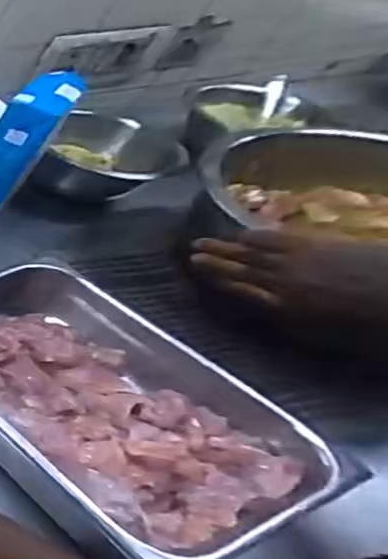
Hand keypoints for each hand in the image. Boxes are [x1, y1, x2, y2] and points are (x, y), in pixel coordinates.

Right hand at [190, 230, 387, 328]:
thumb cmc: (367, 318)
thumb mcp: (320, 326)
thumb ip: (285, 313)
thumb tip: (255, 305)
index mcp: (282, 303)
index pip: (238, 288)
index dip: (215, 279)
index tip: (195, 273)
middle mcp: (281, 279)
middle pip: (241, 267)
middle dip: (214, 259)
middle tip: (191, 251)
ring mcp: (300, 259)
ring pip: (253, 251)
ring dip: (227, 246)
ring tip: (206, 241)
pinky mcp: (322, 244)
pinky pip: (280, 237)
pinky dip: (259, 235)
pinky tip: (248, 233)